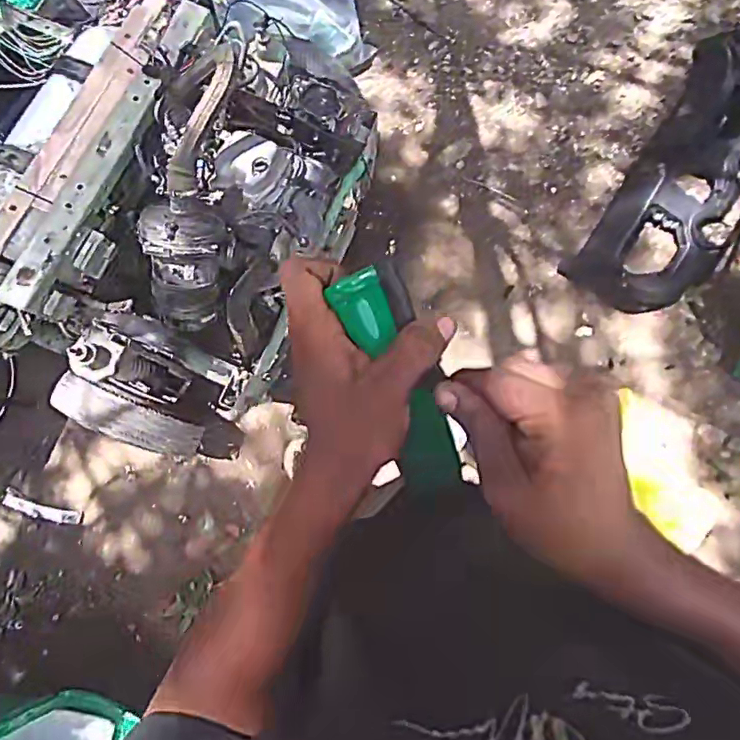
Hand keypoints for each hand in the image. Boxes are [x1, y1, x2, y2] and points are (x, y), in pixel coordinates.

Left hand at [281, 257, 453, 493]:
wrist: (338, 473)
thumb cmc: (353, 433)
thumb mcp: (392, 385)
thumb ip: (416, 348)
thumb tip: (440, 322)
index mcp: (312, 331)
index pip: (298, 271)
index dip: (329, 267)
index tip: (363, 289)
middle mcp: (309, 337)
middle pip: (327, 291)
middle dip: (364, 299)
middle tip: (388, 322)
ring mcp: (318, 353)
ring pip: (342, 317)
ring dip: (372, 324)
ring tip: (394, 346)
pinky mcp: (330, 370)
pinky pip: (349, 340)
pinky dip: (371, 344)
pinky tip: (391, 366)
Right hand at [437, 356, 659, 585]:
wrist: (611, 542)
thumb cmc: (556, 526)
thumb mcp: (504, 486)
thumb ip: (478, 429)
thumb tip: (445, 390)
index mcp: (562, 412)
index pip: (497, 377)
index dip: (465, 389)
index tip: (446, 409)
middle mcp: (583, 390)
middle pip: (513, 367)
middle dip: (487, 392)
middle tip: (477, 430)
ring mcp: (594, 389)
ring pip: (527, 369)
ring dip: (507, 394)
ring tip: (505, 434)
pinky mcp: (597, 394)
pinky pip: (546, 379)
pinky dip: (528, 397)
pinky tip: (528, 429)